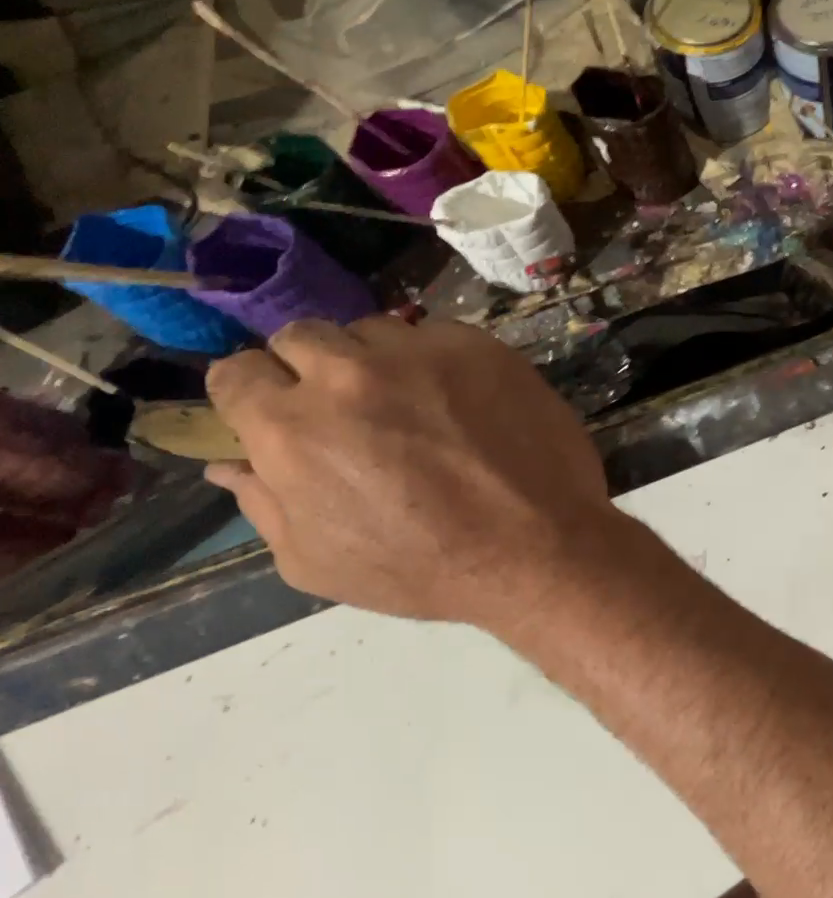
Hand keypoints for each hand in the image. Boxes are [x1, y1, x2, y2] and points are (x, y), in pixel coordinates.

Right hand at [204, 317, 631, 625]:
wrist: (538, 545)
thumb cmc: (423, 567)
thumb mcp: (316, 560)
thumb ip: (265, 502)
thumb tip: (230, 463)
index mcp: (291, 427)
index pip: (237, 372)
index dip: (255, 391)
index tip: (277, 408)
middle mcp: (349, 375)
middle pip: (304, 337)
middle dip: (311, 366)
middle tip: (349, 404)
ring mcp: (422, 354)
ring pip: (376, 330)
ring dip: (378, 357)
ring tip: (411, 401)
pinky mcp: (483, 348)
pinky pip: (440, 334)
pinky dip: (438, 357)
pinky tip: (460, 397)